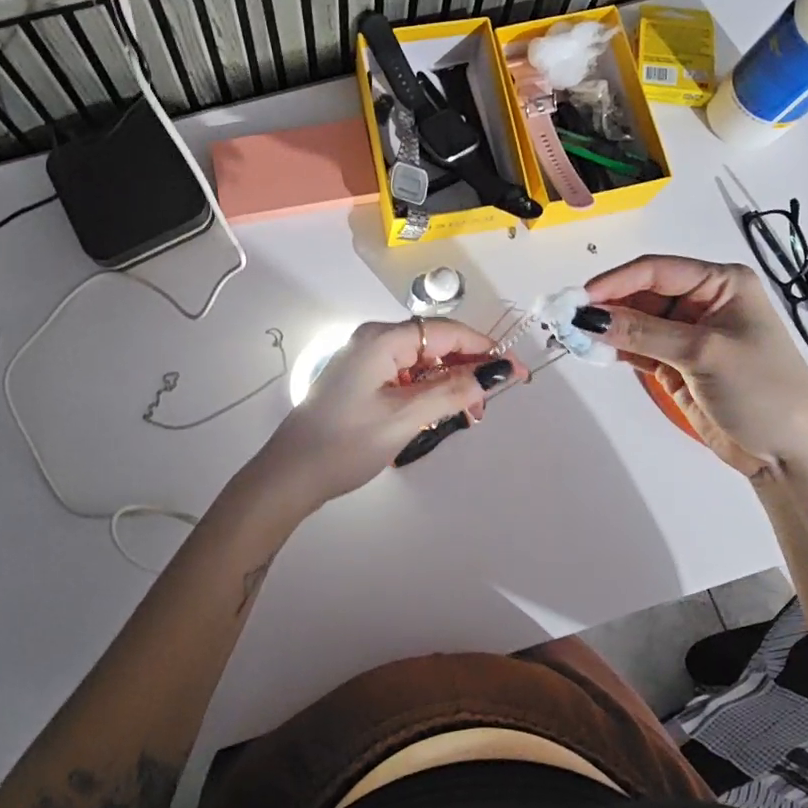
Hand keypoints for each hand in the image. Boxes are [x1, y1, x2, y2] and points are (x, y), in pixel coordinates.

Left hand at [252, 318, 523, 508]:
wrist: (290, 475)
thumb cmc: (344, 444)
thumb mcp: (404, 418)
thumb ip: (452, 391)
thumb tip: (495, 371)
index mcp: (381, 340)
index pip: (445, 332)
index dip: (485, 349)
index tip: (516, 373)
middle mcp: (373, 341)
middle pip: (435, 344)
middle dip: (468, 369)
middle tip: (487, 406)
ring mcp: (364, 361)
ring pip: (422, 362)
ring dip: (449, 384)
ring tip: (467, 415)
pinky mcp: (361, 381)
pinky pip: (405, 376)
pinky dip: (427, 392)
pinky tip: (438, 414)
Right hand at [578, 255, 807, 476]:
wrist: (790, 452)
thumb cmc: (763, 390)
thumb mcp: (703, 353)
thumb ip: (643, 332)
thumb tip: (589, 316)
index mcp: (722, 283)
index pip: (657, 271)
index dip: (615, 281)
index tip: (579, 299)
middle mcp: (704, 302)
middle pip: (641, 294)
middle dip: (606, 305)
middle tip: (567, 321)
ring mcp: (688, 334)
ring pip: (635, 321)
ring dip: (607, 328)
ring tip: (572, 336)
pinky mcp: (677, 364)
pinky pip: (637, 347)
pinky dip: (615, 349)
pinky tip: (593, 352)